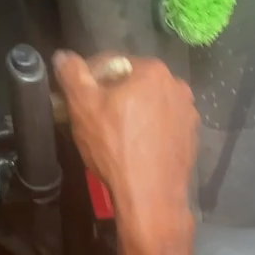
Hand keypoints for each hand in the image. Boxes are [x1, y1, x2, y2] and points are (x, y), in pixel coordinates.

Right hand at [53, 51, 199, 246]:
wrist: (151, 198)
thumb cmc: (115, 146)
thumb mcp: (83, 105)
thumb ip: (72, 73)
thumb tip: (63, 55)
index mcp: (152, 70)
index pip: (111, 62)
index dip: (88, 78)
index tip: (75, 97)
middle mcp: (176, 85)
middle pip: (131, 82)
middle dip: (110, 95)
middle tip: (91, 117)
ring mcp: (187, 113)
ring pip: (147, 103)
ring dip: (130, 112)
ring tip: (111, 135)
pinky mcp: (191, 138)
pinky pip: (161, 124)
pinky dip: (147, 130)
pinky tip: (133, 148)